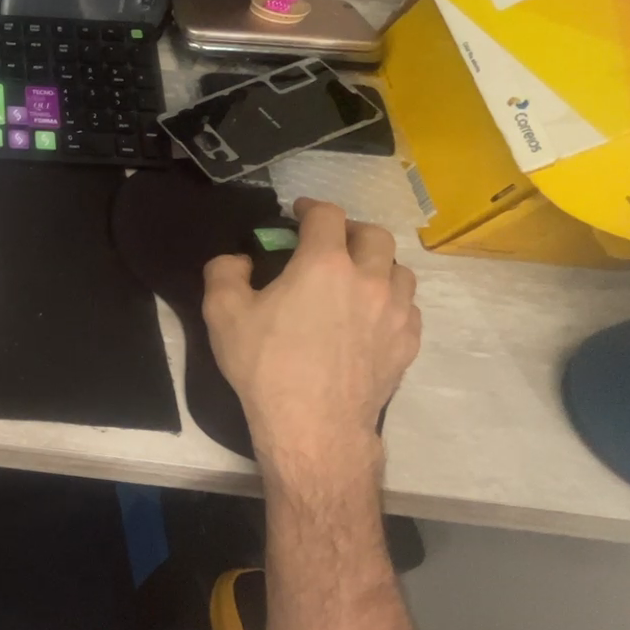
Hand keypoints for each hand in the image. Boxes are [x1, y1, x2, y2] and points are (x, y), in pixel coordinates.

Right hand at [202, 199, 421, 492]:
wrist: (312, 422)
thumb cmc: (263, 363)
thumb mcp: (221, 313)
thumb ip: (224, 272)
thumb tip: (240, 259)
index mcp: (323, 264)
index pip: (327, 216)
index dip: (310, 207)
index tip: (297, 211)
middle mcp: (370, 277)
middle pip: (374, 234)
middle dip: (349, 230)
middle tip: (327, 241)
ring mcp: (397, 310)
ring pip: (399, 268)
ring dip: (376, 263)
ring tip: (353, 276)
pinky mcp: (408, 340)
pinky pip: (407, 305)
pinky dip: (388, 298)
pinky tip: (367, 314)